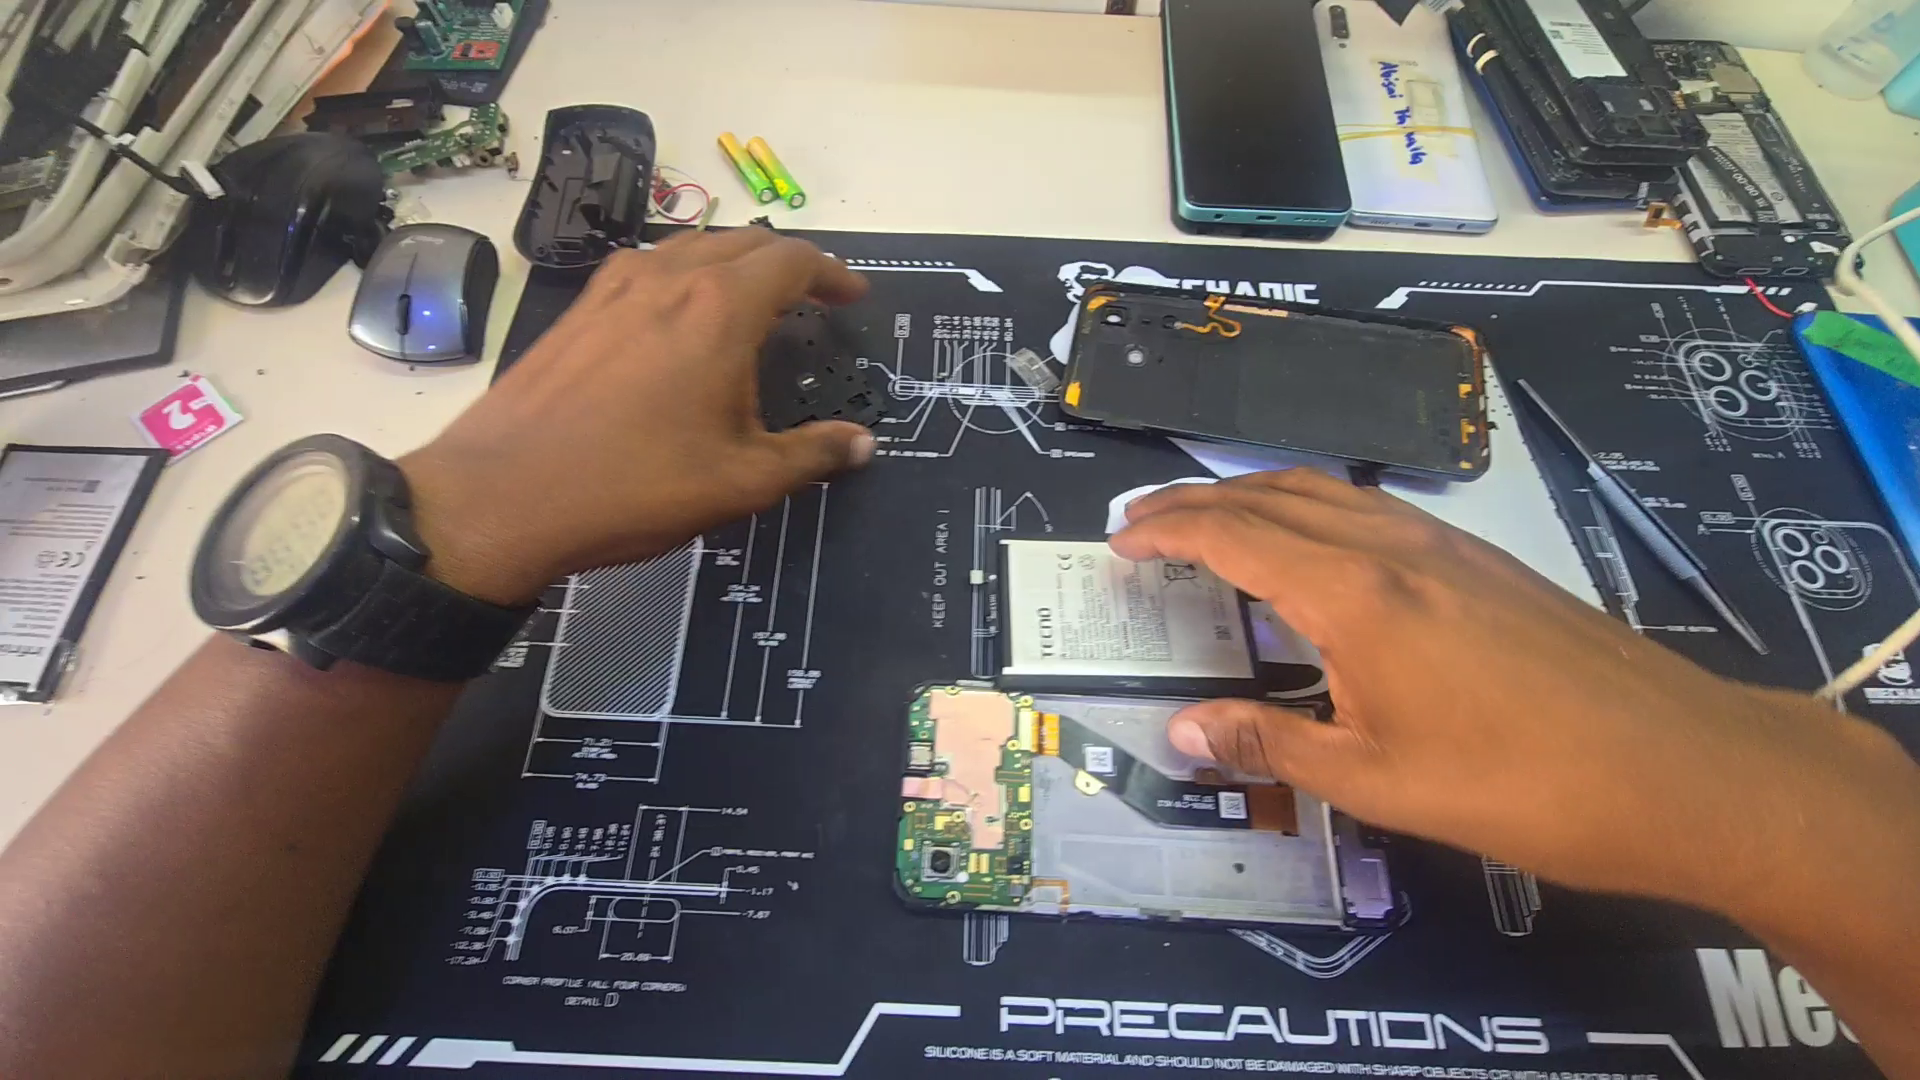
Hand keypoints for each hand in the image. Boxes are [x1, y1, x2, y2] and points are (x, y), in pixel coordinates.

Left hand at [399, 229, 875, 604]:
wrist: (505, 496)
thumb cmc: (638, 486)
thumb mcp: (744, 481)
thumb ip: (812, 455)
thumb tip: (864, 444)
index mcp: (719, 310)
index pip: (792, 261)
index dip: (832, 274)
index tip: (855, 297)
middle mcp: (668, 279)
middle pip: (744, 243)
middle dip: (791, 264)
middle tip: (817, 298)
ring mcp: (615, 288)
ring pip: (693, 248)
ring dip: (737, 264)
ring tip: (758, 300)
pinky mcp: (579, 309)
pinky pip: (650, 268)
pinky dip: (688, 276)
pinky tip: (683, 317)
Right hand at [1111, 469, 1919, 914]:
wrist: (1690, 767)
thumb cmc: (1519, 781)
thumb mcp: (1374, 779)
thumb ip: (1267, 743)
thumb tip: (1179, 735)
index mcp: (1350, 593)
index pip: (1231, 536)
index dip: (1166, 533)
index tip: (1120, 542)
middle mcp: (1386, 546)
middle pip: (1265, 496)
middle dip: (1192, 501)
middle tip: (1140, 519)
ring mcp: (1435, 541)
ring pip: (1316, 488)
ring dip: (1246, 493)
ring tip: (1204, 515)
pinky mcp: (1472, 554)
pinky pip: (1360, 502)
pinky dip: (1302, 502)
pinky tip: (1304, 534)